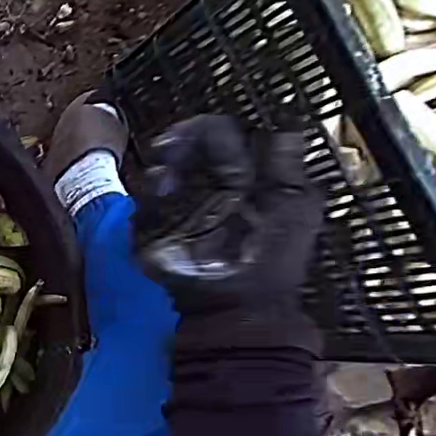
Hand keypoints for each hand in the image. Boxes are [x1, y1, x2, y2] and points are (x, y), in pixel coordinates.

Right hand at [134, 115, 322, 353]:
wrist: (240, 309)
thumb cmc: (273, 262)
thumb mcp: (295, 208)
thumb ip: (287, 167)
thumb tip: (285, 125)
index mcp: (238, 179)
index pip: (215, 137)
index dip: (203, 130)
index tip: (194, 133)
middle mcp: (203, 190)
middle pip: (178, 150)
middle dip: (172, 143)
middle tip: (167, 148)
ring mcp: (176, 212)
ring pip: (154, 175)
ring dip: (157, 171)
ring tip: (163, 181)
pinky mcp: (153, 236)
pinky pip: (139, 210)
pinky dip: (145, 202)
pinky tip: (156, 201)